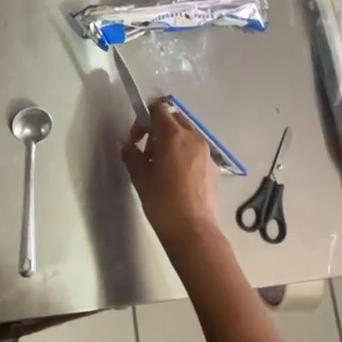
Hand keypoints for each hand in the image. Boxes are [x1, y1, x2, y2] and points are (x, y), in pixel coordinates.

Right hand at [121, 99, 218, 251]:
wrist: (193, 231)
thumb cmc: (162, 201)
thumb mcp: (139, 176)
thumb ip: (131, 154)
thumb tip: (128, 145)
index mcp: (174, 135)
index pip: (159, 109)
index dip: (144, 119)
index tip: (137, 139)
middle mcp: (193, 137)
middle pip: (174, 120)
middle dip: (158, 130)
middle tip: (147, 152)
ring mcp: (206, 152)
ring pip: (186, 135)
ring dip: (171, 142)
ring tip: (161, 167)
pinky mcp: (213, 168)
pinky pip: (194, 151)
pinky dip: (183, 154)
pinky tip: (175, 179)